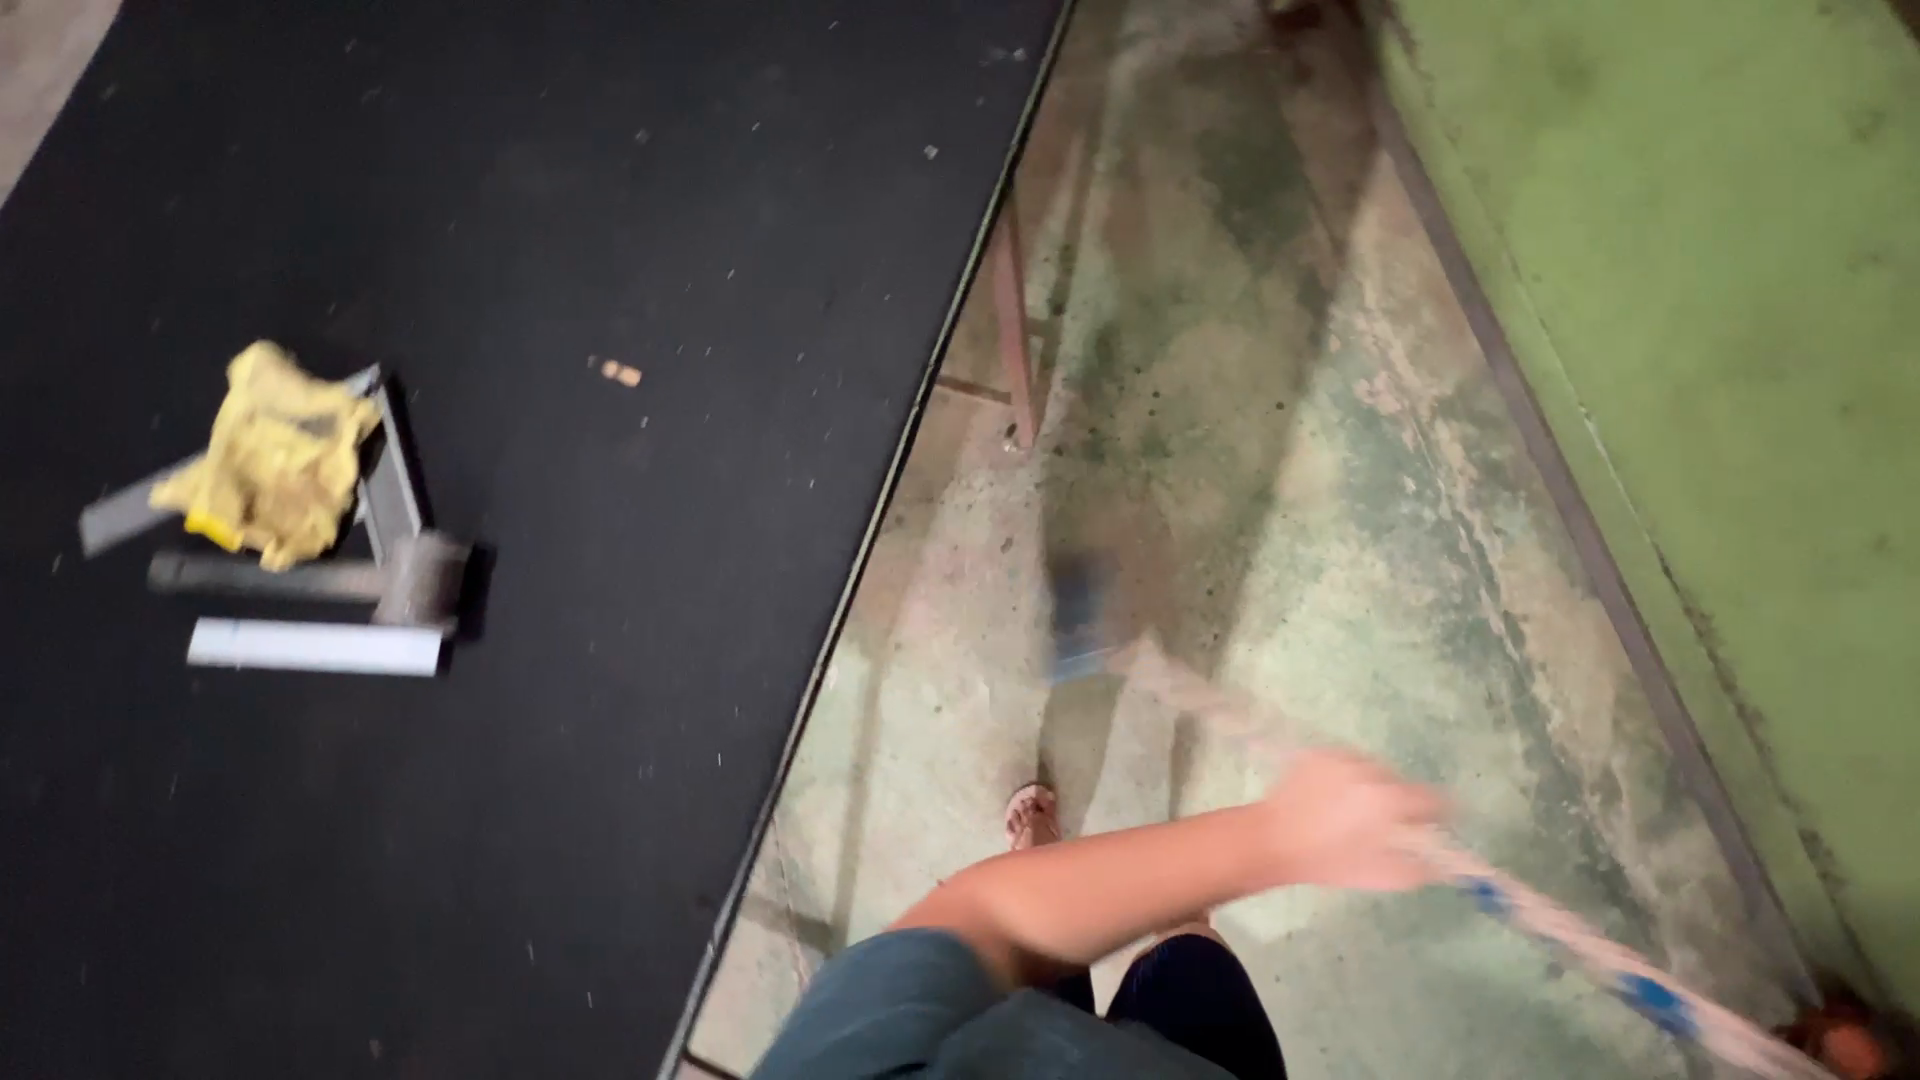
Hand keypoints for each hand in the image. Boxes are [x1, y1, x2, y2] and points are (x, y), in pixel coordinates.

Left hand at [1258, 747, 1444, 890]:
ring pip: (1373, 769)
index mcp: (1389, 799)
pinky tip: (1334, 794)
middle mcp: (1368, 771)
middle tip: (1386, 821)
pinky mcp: (1317, 753)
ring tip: (1355, 807)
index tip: (1428, 825)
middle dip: (1400, 800)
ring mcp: (1340, 758)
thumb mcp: (1383, 875)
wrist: (1275, 839)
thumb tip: (1444, 863)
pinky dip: (1347, 775)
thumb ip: (1423, 867)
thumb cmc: (1330, 862)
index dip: (1435, 813)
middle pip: (1400, 782)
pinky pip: (1345, 762)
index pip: (1433, 798)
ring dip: (1373, 784)